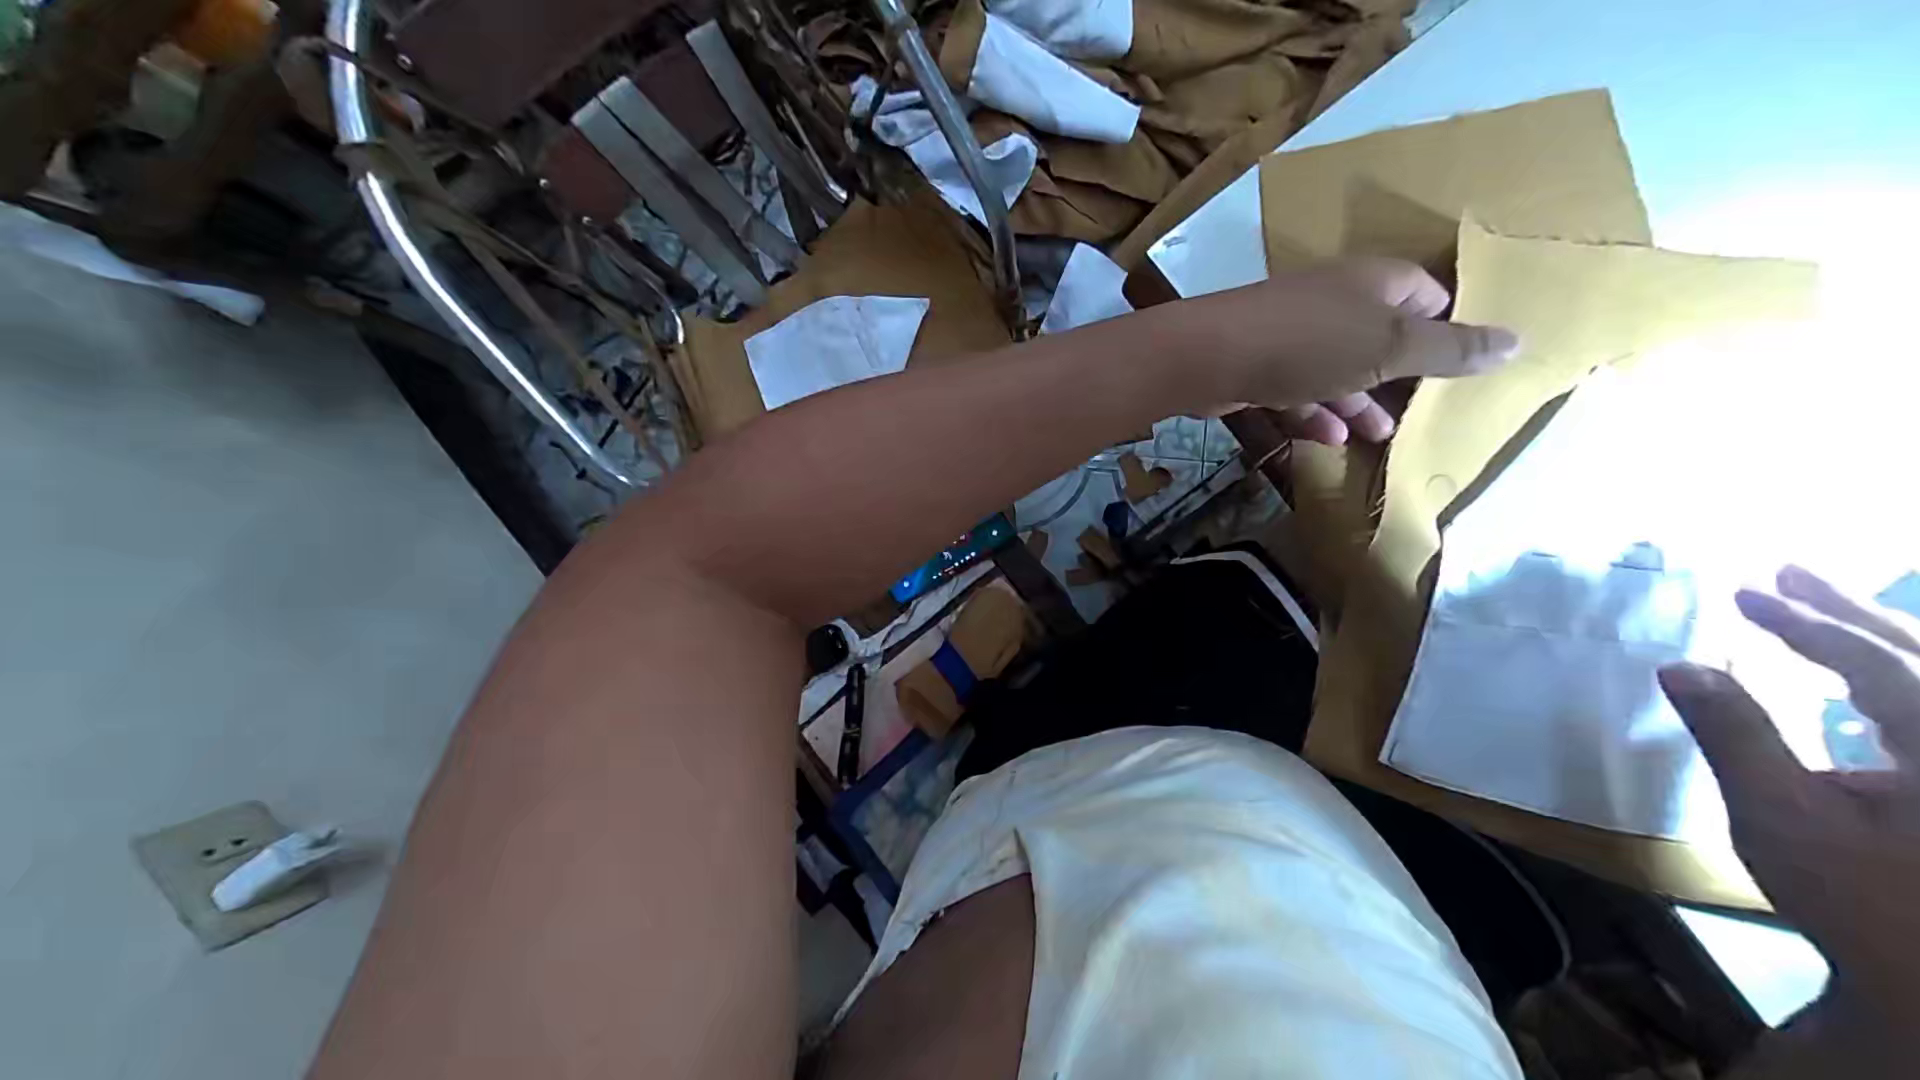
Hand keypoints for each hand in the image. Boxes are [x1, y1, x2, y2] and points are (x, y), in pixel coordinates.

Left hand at [1192, 258, 1519, 444]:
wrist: (1209, 355)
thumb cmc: (1309, 344)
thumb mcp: (1390, 348)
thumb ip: (1450, 348)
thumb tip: (1519, 341)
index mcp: (1373, 284)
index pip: (1425, 296)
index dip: (1444, 328)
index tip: (1458, 367)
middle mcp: (1332, 303)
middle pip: (1377, 339)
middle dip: (1398, 378)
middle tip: (1418, 415)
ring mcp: (1290, 335)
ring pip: (1335, 370)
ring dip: (1357, 404)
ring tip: (1378, 438)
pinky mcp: (1257, 366)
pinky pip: (1295, 390)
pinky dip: (1313, 412)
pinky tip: (1327, 440)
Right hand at [1658, 567, 1919, 1047]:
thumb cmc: (1861, 901)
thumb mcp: (1783, 818)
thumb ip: (1736, 735)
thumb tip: (1681, 665)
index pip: (1883, 665)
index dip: (1809, 623)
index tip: (1745, 593)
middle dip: (1854, 613)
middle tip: (1789, 572)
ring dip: (1877, 638)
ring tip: (1820, 606)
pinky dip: (1893, 681)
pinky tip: (1856, 680)